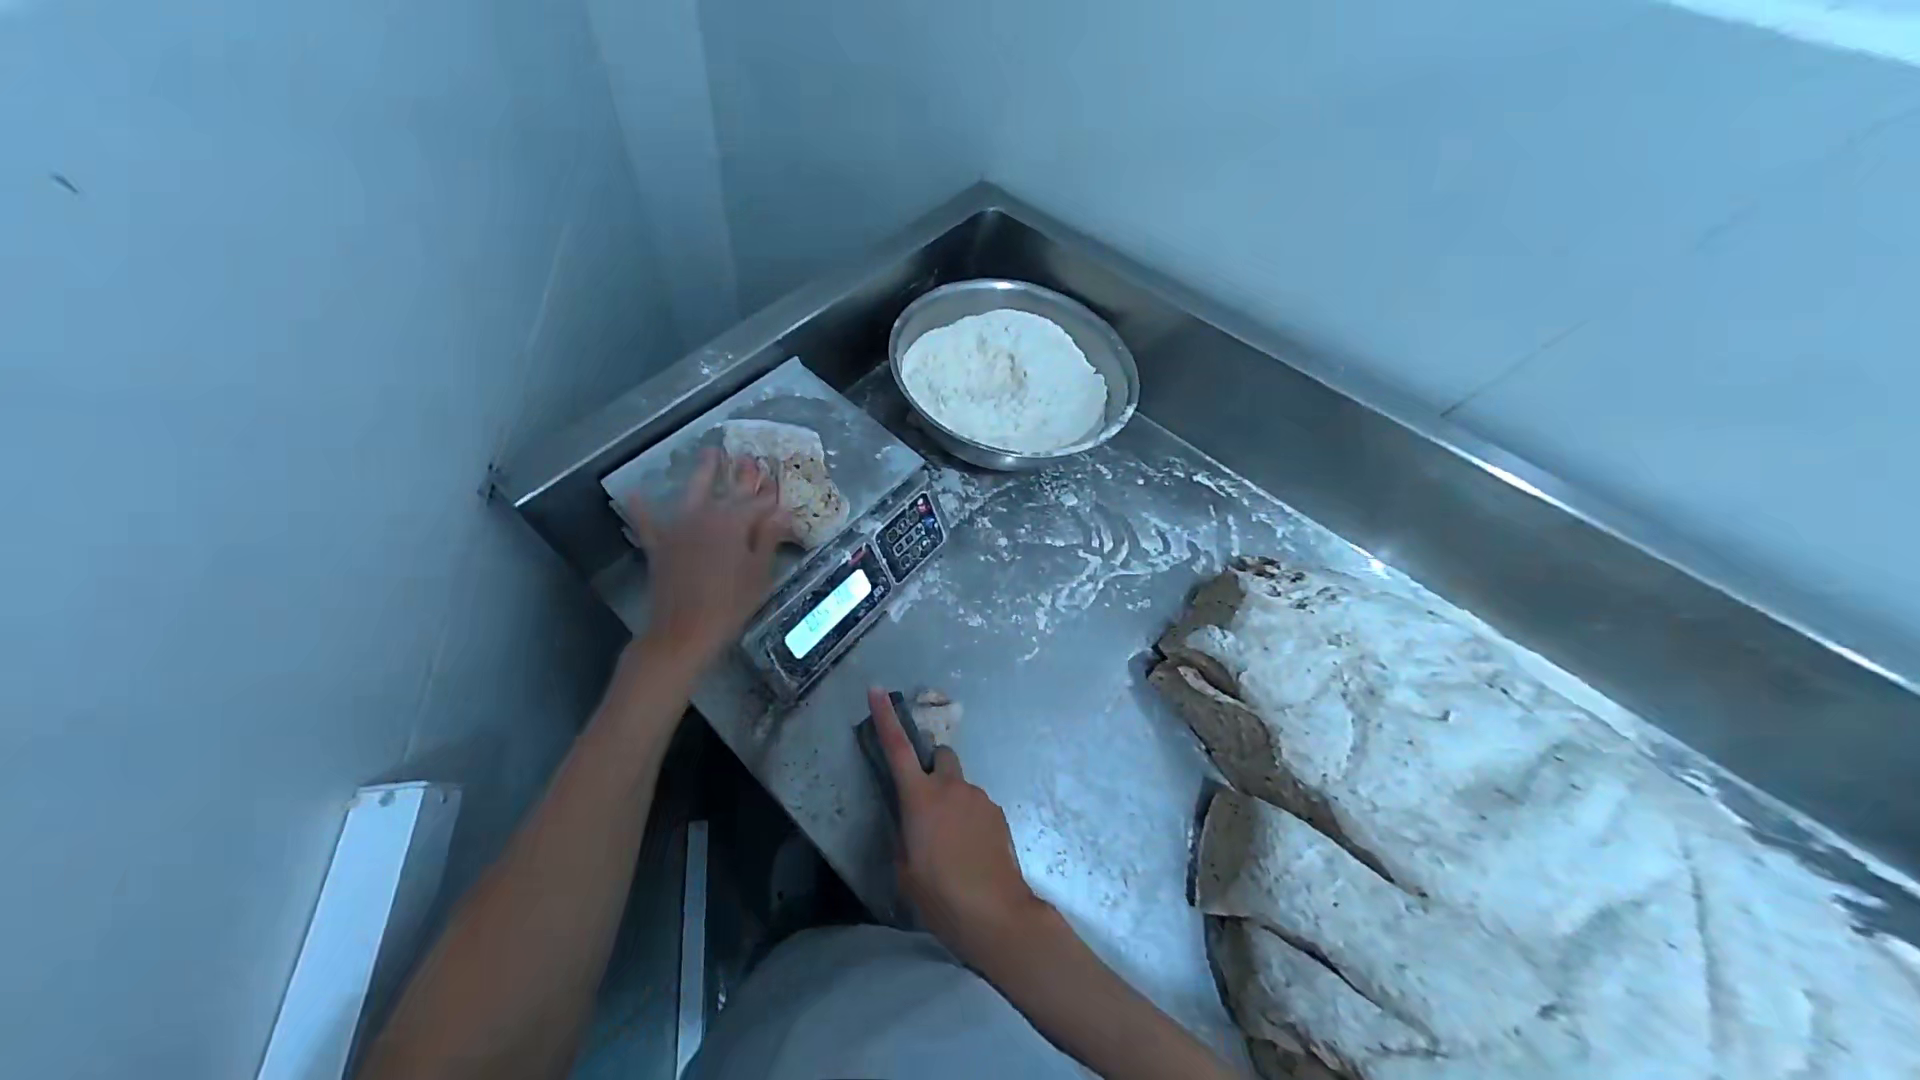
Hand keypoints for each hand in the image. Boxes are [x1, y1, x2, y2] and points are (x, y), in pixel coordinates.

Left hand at [628, 448, 790, 662]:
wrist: (683, 632)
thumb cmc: (731, 605)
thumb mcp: (759, 574)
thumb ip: (768, 539)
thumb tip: (781, 511)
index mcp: (735, 523)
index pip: (758, 502)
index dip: (770, 494)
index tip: (777, 481)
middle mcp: (706, 517)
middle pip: (728, 491)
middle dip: (741, 474)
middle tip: (750, 458)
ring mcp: (679, 528)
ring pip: (692, 492)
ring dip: (702, 472)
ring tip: (710, 452)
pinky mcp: (659, 544)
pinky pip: (648, 522)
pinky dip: (642, 508)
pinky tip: (635, 493)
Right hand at [868, 687, 1049, 967]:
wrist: (996, 914)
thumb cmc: (940, 895)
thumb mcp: (904, 870)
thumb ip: (903, 837)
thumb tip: (910, 826)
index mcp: (920, 798)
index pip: (897, 748)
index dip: (885, 717)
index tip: (876, 690)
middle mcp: (951, 787)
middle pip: (940, 756)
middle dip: (931, 768)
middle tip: (926, 801)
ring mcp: (979, 797)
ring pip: (960, 785)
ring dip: (952, 801)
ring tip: (951, 844)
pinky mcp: (998, 813)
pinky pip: (977, 805)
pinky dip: (969, 818)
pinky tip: (970, 852)